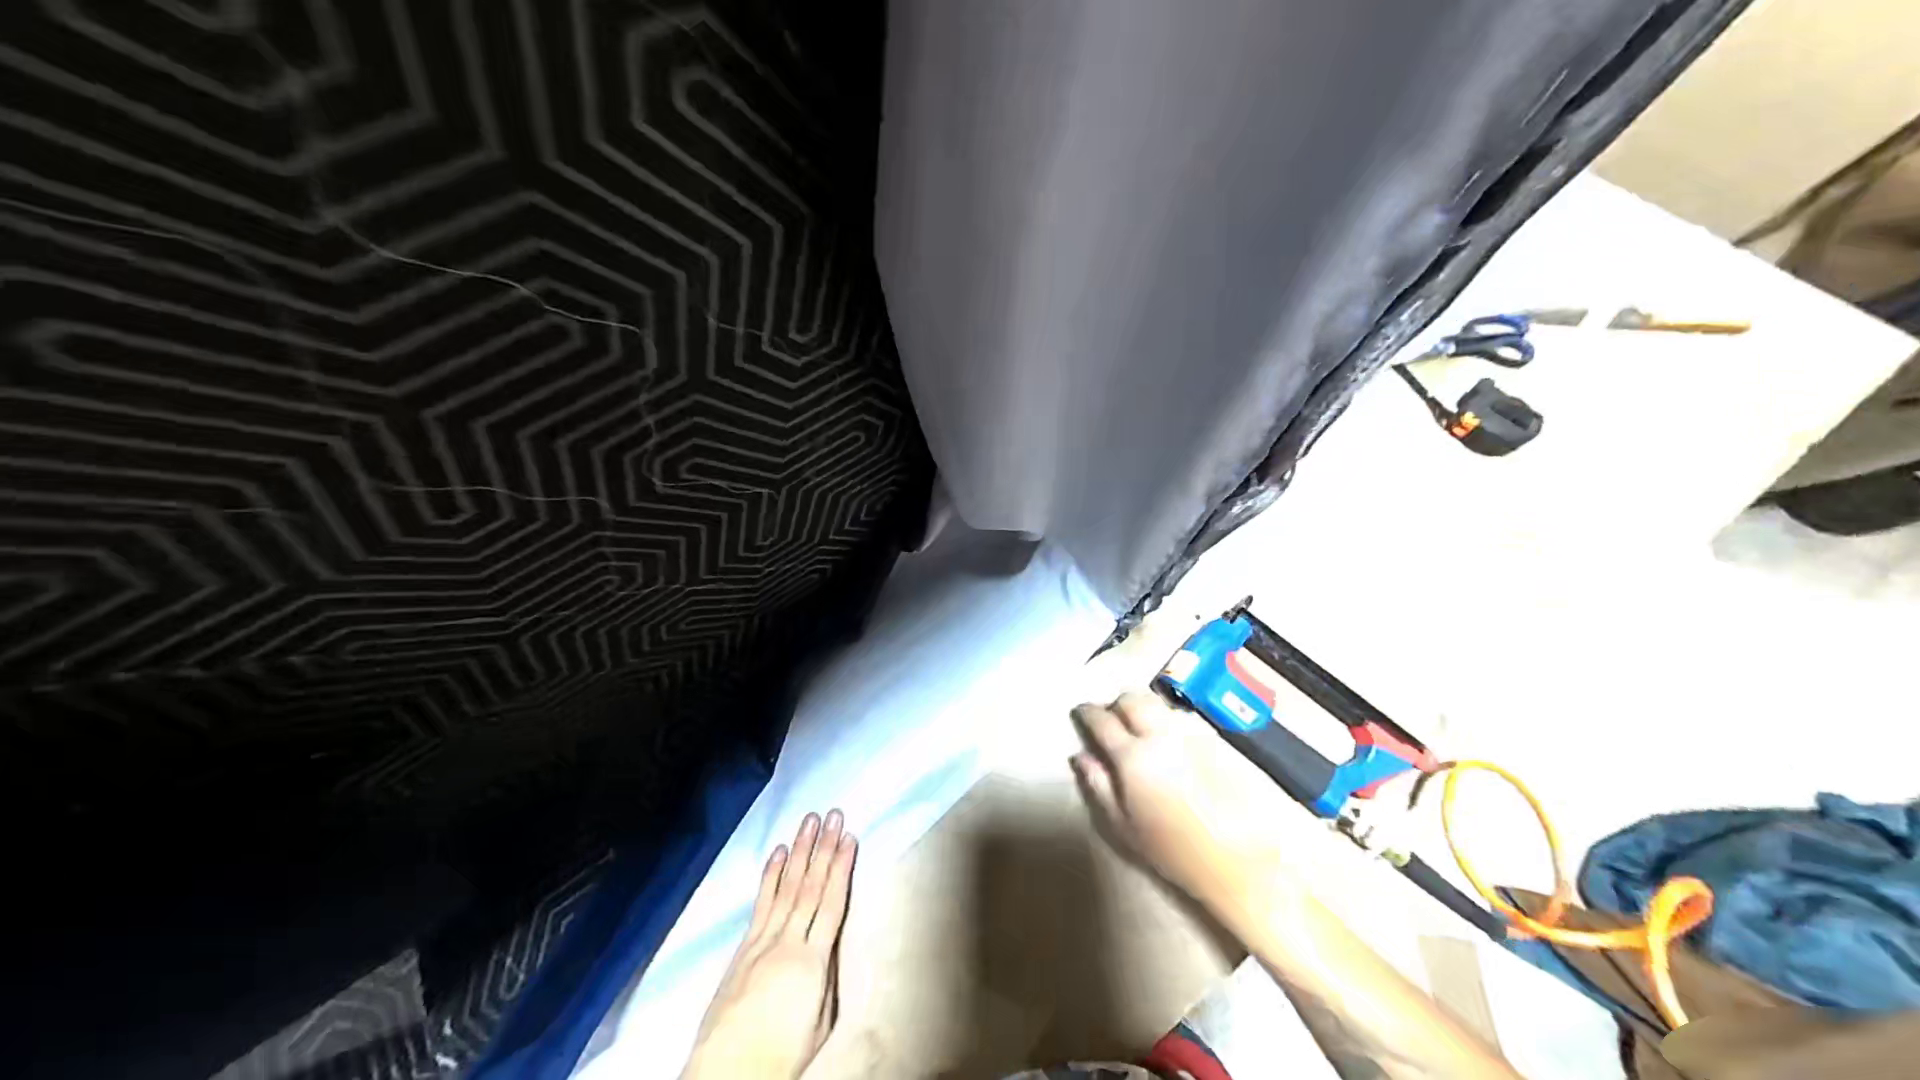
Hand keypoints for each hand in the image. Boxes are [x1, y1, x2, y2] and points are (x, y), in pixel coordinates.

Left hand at [681, 811, 856, 1079]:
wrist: (729, 1074)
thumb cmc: (783, 1056)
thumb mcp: (821, 1021)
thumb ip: (828, 978)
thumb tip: (831, 947)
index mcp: (813, 962)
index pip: (832, 903)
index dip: (842, 867)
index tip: (850, 837)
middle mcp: (787, 943)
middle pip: (810, 886)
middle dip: (823, 848)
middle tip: (833, 815)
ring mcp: (762, 942)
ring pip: (787, 887)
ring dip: (800, 851)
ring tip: (810, 821)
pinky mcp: (744, 948)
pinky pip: (761, 904)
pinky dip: (771, 876)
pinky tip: (778, 853)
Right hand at [1070, 692, 1300, 917]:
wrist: (1241, 861)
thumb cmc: (1173, 851)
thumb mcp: (1123, 826)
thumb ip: (1099, 785)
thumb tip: (1081, 756)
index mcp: (1133, 756)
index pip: (1102, 720)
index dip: (1087, 713)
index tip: (1080, 713)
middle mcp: (1161, 735)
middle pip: (1132, 699)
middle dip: (1117, 704)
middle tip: (1111, 719)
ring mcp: (1192, 735)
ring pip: (1160, 704)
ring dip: (1144, 710)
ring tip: (1141, 729)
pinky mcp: (1217, 742)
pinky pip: (1185, 719)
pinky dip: (1169, 723)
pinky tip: (1171, 743)